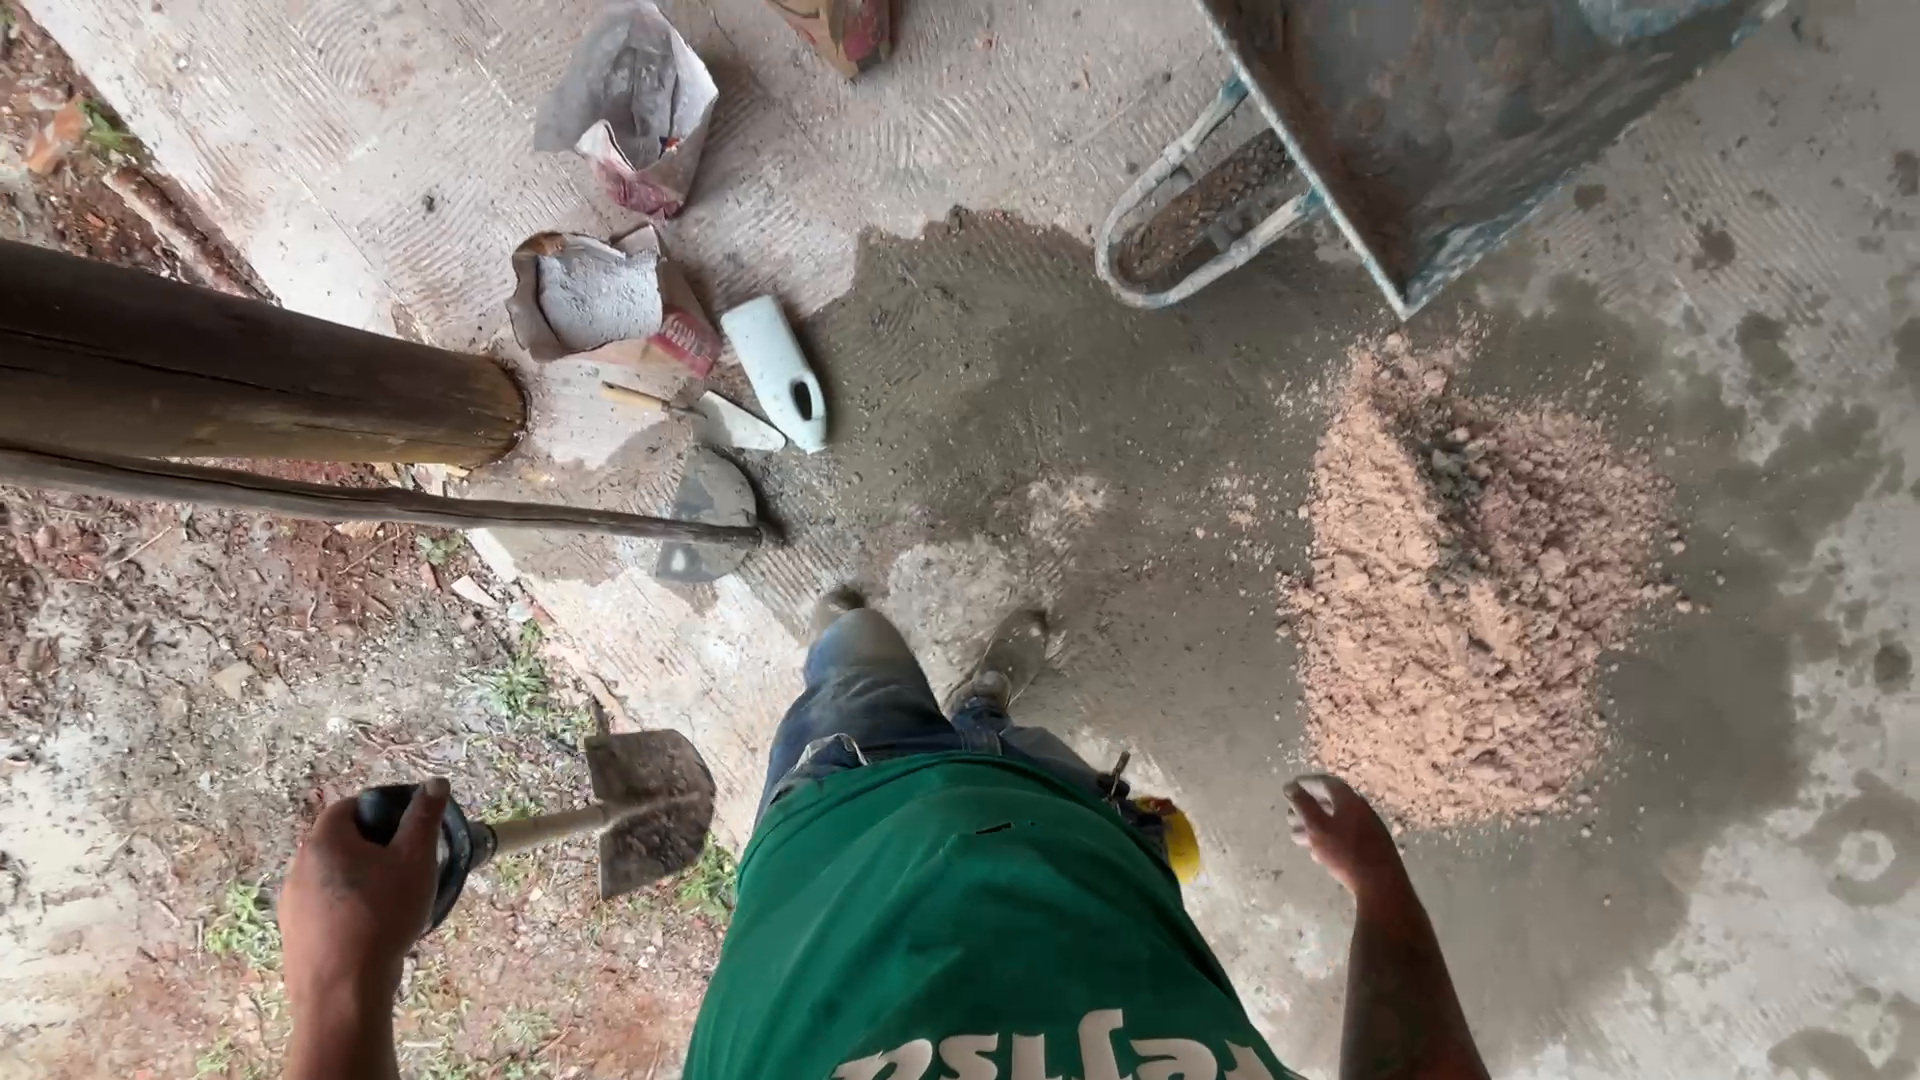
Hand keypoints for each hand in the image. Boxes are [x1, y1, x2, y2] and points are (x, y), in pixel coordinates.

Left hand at [279, 778, 448, 1011]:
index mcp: (323, 844)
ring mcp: (292, 905)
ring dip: (366, 869)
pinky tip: (378, 915)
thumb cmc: (383, 912)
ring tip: (399, 885)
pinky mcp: (296, 933)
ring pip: (335, 871)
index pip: (348, 806)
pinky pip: (328, 899)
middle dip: (378, 839)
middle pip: (341, 839)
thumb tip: (434, 783)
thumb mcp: (416, 857)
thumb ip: (424, 816)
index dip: (381, 805)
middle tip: (412, 851)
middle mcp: (298, 869)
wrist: (344, 990)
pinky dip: (353, 896)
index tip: (412, 818)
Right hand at [1285, 774, 1408, 900]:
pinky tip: (1316, 853)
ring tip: (1296, 837)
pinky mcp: (1372, 848)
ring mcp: (1369, 830)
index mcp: (1350, 800)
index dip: (1305, 784)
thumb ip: (1302, 804)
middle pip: (1330, 803)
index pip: (1325, 783)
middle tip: (1290, 817)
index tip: (1289, 789)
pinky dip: (1328, 838)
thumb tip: (1291, 787)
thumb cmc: (1345, 852)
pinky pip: (1345, 836)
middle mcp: (1362, 810)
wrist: (1382, 887)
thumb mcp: (1317, 826)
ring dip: (1315, 826)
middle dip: (1307, 809)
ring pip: (1336, 821)